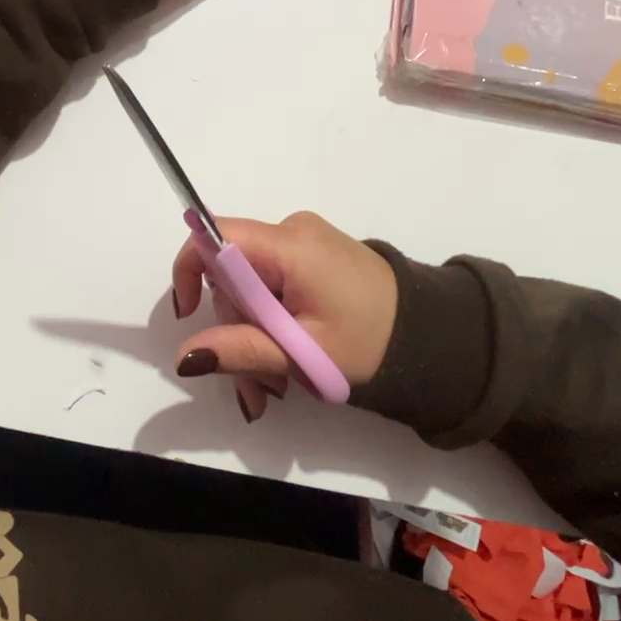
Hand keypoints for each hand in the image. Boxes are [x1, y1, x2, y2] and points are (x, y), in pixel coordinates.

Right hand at [171, 212, 396, 421]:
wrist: (435, 336)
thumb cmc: (372, 342)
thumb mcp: (304, 353)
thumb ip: (242, 350)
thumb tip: (185, 356)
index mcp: (290, 245)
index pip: (216, 234)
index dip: (190, 268)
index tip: (188, 314)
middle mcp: (291, 232)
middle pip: (232, 273)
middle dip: (233, 331)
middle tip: (254, 386)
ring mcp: (303, 243)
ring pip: (250, 286)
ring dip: (251, 337)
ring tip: (273, 389)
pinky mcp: (312, 258)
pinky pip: (271, 285)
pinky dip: (269, 324)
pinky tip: (281, 366)